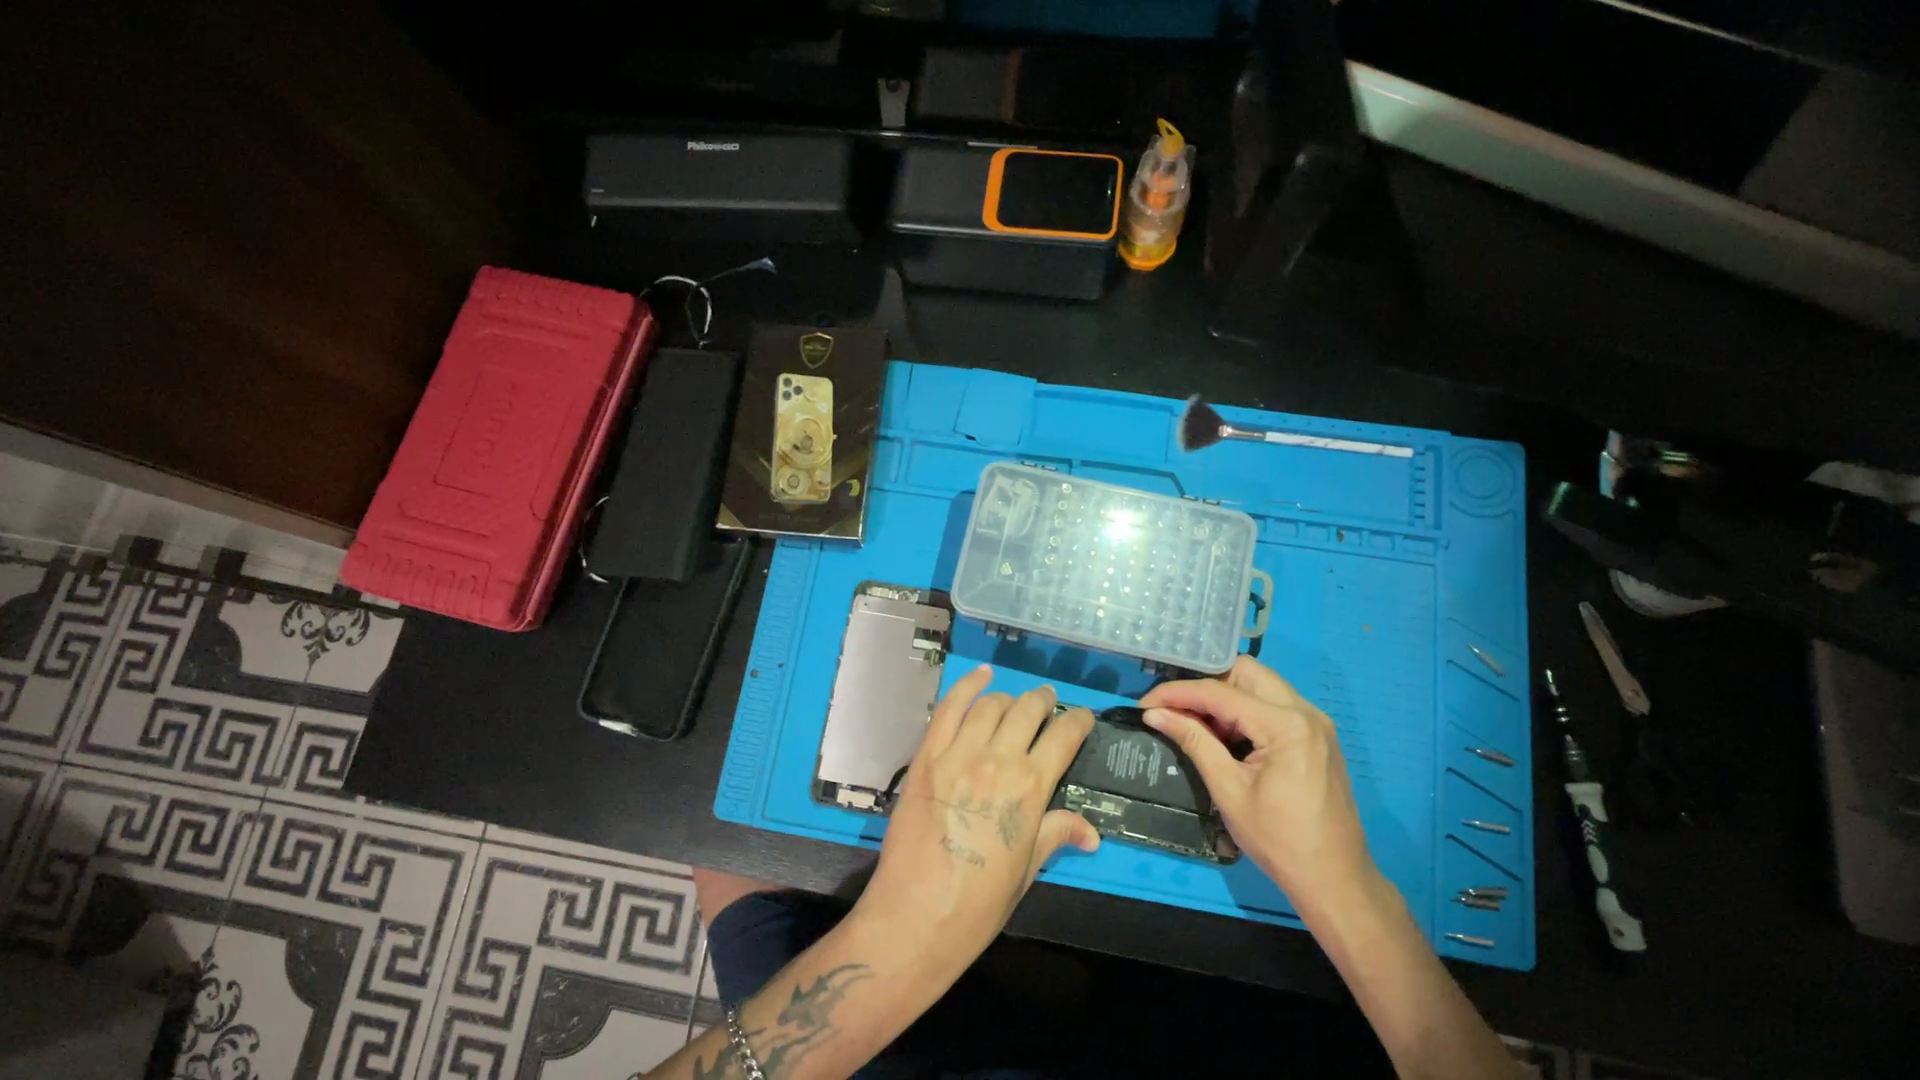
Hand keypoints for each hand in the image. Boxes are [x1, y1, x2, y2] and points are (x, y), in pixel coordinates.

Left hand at [852, 666, 1098, 969]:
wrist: (915, 915)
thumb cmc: (978, 904)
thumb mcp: (1026, 871)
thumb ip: (1055, 835)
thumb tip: (1091, 832)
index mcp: (1031, 788)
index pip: (1064, 737)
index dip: (1078, 722)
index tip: (1082, 719)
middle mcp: (998, 760)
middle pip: (1027, 712)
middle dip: (1043, 702)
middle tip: (1048, 703)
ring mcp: (957, 754)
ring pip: (990, 705)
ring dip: (1008, 698)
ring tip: (1015, 701)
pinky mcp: (925, 756)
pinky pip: (947, 709)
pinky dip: (966, 687)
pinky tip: (979, 676)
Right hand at [1139, 655, 1380, 918]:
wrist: (1334, 877)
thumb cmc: (1278, 840)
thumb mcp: (1229, 790)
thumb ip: (1194, 742)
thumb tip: (1155, 714)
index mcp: (1286, 724)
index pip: (1220, 692)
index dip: (1177, 693)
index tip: (1145, 704)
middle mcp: (1306, 711)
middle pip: (1245, 672)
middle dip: (1205, 685)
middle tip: (1175, 710)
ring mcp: (1316, 721)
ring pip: (1261, 685)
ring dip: (1225, 696)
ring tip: (1196, 724)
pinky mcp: (1317, 734)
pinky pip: (1274, 705)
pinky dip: (1246, 710)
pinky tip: (1226, 735)